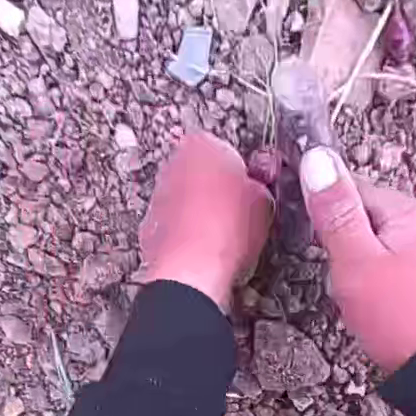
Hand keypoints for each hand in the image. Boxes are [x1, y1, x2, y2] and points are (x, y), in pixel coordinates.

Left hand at [138, 133, 272, 310]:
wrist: (191, 270)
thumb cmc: (224, 233)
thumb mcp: (263, 204)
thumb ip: (261, 187)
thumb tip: (259, 190)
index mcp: (204, 145)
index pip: (231, 153)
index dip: (248, 177)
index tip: (256, 193)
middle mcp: (175, 163)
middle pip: (205, 173)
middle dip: (222, 192)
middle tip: (243, 215)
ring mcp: (160, 193)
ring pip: (189, 198)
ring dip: (205, 213)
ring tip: (228, 238)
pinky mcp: (151, 224)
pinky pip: (177, 223)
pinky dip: (190, 233)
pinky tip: (208, 250)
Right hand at [299, 147, 415, 371]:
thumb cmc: (395, 317)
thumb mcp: (356, 261)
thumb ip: (336, 212)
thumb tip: (317, 160)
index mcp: (411, 211)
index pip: (353, 189)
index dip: (328, 215)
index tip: (322, 243)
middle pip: (360, 215)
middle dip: (342, 246)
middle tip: (347, 277)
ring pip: (366, 241)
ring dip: (351, 265)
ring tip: (359, 292)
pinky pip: (378, 260)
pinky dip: (365, 277)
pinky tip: (367, 298)